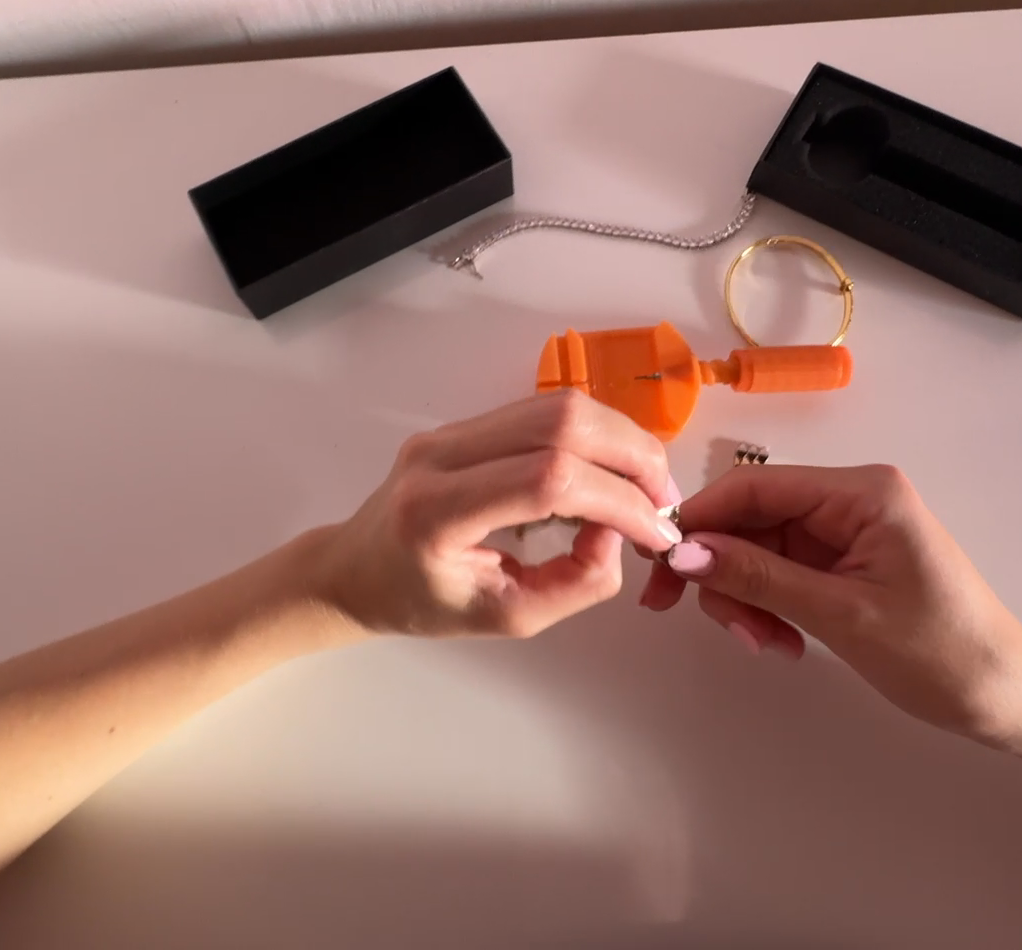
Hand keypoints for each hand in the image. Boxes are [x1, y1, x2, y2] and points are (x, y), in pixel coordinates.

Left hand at [321, 392, 682, 638]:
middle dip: (631, 455)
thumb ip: (574, 583)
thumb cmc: (422, 603)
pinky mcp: (466, 423)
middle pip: (559, 421)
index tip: (656, 534)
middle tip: (663, 500)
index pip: (547, 479)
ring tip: (644, 485)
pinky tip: (607, 470)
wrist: (358, 567)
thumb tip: (619, 532)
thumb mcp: (504, 618)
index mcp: (437, 512)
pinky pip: (543, 410)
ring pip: (557, 404)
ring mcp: (451, 430)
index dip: (618, 500)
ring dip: (618, 439)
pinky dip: (593, 434)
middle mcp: (441, 454)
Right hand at [642, 464, 1021, 752]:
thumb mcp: (841, 615)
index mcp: (858, 492)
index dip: (698, 520)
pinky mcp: (838, 562)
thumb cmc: (942, 654)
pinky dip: (765, 606)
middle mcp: (845, 500)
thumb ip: (756, 576)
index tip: (658, 565)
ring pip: (755, 550)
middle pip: (748, 520)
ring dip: (744, 597)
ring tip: (763, 644)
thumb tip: (680, 553)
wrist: (1013, 703)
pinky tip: (778, 641)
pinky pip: (776, 572)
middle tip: (717, 626)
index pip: (752, 487)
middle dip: (722, 571)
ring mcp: (840, 532)